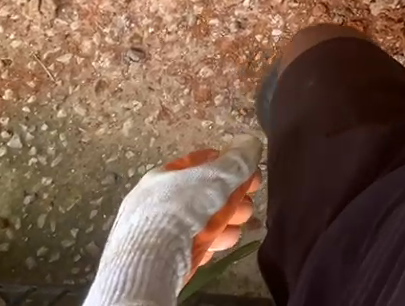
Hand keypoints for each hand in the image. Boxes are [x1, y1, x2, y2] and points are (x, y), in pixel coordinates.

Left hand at [83, 138, 262, 305]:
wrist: (151, 263)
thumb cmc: (185, 209)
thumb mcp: (219, 175)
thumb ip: (239, 158)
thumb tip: (250, 142)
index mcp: (168, 175)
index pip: (206, 162)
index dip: (234, 167)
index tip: (253, 178)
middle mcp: (161, 200)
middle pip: (209, 193)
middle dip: (235, 199)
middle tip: (246, 208)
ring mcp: (159, 229)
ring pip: (204, 220)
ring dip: (226, 223)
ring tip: (233, 232)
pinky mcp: (162, 256)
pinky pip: (193, 243)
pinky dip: (208, 243)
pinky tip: (215, 246)